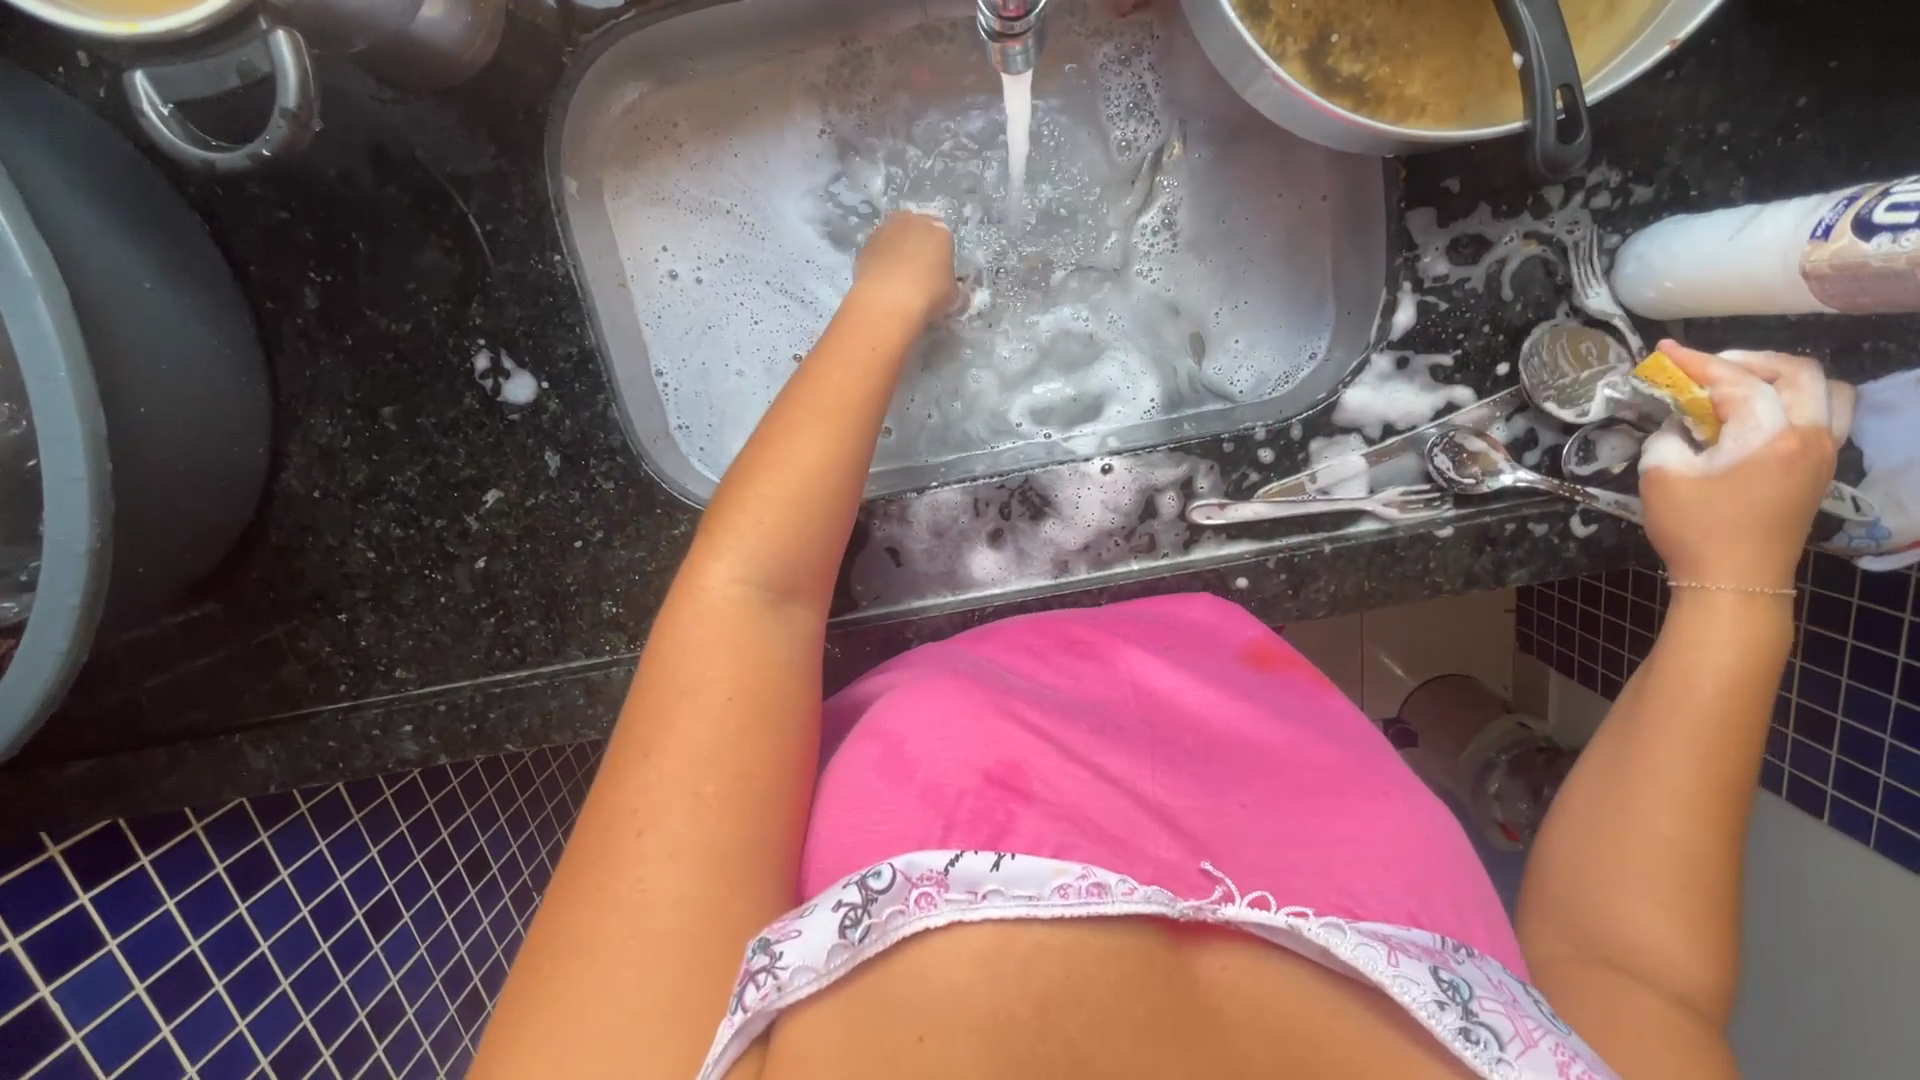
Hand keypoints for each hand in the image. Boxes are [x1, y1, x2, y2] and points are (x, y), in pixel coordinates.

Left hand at [852, 212, 960, 323]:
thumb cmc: (928, 296)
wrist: (888, 301)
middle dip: (918, 244)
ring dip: (897, 248)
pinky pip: (878, 248)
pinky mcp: (866, 242)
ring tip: (897, 273)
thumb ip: (952, 285)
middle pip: (918, 229)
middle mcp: (913, 221)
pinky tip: (882, 277)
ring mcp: (886, 229)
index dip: (941, 255)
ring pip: (896, 235)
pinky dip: (881, 258)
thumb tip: (950, 287)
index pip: (944, 238)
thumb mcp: (952, 296)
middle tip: (917, 269)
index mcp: (940, 231)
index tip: (937, 272)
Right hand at [1638, 341, 1840, 591]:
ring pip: (1824, 392)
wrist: (1734, 581)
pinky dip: (1794, 401)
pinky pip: (1823, 416)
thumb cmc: (1695, 530)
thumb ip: (1668, 438)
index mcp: (1771, 437)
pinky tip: (1757, 414)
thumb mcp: (1661, 478)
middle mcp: (1810, 437)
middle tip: (1706, 365)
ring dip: (1783, 378)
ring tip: (1742, 383)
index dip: (1698, 363)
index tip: (1665, 351)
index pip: (1738, 382)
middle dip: (1748, 360)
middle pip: (1797, 374)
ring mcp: (1823, 454)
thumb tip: (1679, 425)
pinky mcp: (1818, 470)